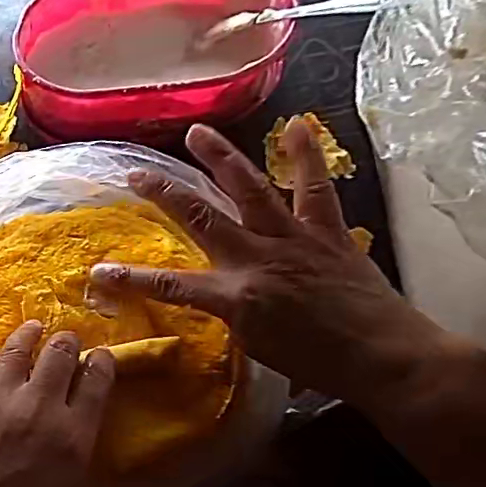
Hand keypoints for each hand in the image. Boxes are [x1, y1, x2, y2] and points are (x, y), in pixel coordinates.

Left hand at [0, 321, 115, 486]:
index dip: (102, 361)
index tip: (101, 355)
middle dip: (67, 341)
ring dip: (28, 335)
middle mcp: (39, 408)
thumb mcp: (70, 483)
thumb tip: (76, 410)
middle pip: (59, 354)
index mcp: (73, 434)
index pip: (97, 379)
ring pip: (17, 350)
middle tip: (66, 339)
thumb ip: (76, 441)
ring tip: (33, 327)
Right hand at [89, 120, 459, 412]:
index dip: (130, 279)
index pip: (169, 285)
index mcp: (235, 295)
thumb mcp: (252, 343)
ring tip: (199, 132)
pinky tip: (299, 125)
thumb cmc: (315, 361)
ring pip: (250, 191)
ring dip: (221, 159)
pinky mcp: (327, 232)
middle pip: (202, 218)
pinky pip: (315, 189)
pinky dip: (306, 156)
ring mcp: (294, 240)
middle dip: (164, 195)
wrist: (387, 357)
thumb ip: (226, 310)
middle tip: (137, 174)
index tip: (99, 271)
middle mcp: (258, 258)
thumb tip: (210, 293)